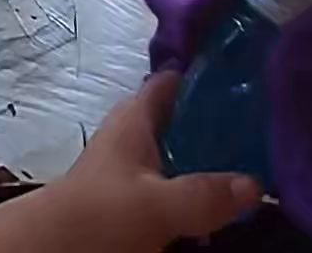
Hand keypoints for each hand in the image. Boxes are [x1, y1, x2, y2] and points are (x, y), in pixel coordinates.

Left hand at [42, 72, 262, 250]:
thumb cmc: (104, 212)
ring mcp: (127, 161)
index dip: (201, 76)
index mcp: (136, 116)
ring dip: (201, 158)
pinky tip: (211, 206)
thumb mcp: (160, 205)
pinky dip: (188, 184)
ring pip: (173, 149)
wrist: (55, 247)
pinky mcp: (126, 192)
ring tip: (242, 168)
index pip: (171, 80)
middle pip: (176, 116)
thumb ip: (206, 194)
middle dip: (210, 123)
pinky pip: (166, 178)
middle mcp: (131, 130)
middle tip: (253, 132)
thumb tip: (256, 183)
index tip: (239, 81)